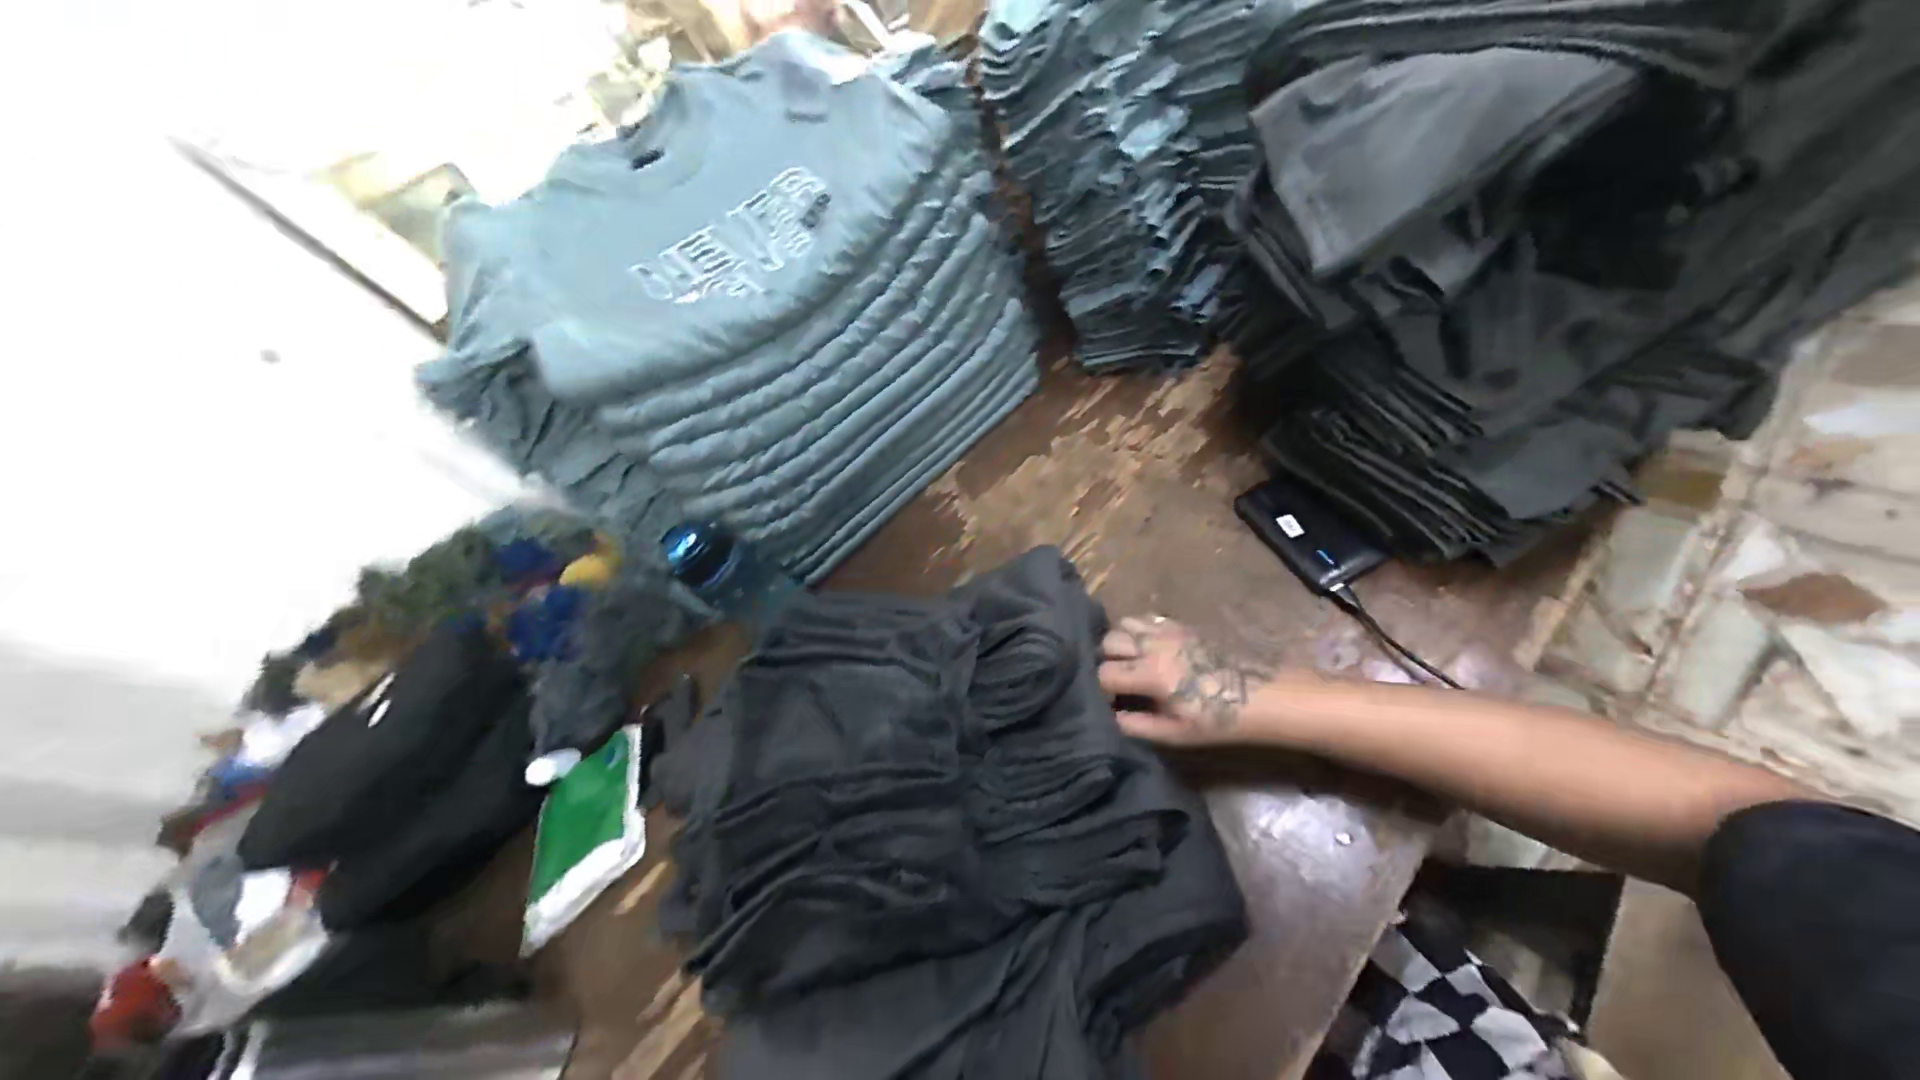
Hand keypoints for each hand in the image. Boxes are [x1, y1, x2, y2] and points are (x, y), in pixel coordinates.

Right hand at [1098, 616, 1265, 744]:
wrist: (1264, 695)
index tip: (1111, 701)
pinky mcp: (1180, 624)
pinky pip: (1146, 618)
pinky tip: (1149, 648)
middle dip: (1107, 660)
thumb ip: (1136, 725)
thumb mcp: (1176, 734)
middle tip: (1119, 680)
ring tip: (1130, 660)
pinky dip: (1138, 630)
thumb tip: (1109, 716)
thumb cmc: (1219, 720)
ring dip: (1120, 641)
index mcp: (1151, 674)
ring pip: (1124, 623)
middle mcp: (1153, 645)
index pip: (1104, 673)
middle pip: (1108, 641)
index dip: (1101, 689)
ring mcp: (1167, 630)